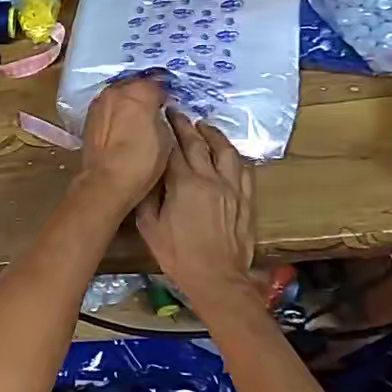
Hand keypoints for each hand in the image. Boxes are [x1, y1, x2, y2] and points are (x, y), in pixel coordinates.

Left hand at [77, 77, 173, 213]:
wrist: (105, 182)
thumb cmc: (141, 162)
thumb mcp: (166, 139)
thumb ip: (162, 118)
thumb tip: (157, 113)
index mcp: (140, 92)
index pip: (158, 84)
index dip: (166, 94)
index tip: (169, 105)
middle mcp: (117, 91)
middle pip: (135, 85)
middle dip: (145, 94)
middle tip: (154, 110)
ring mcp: (99, 102)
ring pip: (118, 94)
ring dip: (128, 102)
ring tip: (137, 119)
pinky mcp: (88, 117)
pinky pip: (107, 107)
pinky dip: (115, 112)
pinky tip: (122, 127)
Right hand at [135, 111, 256, 317]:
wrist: (217, 278)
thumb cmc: (178, 255)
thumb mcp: (150, 228)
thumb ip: (146, 197)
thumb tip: (146, 175)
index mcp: (184, 183)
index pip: (173, 148)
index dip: (165, 131)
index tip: (159, 119)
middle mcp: (210, 177)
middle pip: (198, 143)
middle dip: (185, 125)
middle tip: (177, 113)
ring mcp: (232, 187)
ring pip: (225, 151)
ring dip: (214, 134)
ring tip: (204, 126)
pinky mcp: (246, 199)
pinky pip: (244, 170)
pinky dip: (235, 157)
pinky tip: (229, 154)